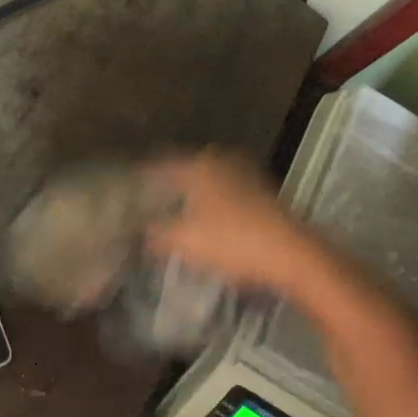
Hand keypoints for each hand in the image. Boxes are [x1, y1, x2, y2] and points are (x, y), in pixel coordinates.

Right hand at [145, 152, 322, 294]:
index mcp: (199, 164)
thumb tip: (138, 232)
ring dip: (191, 195)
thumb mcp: (184, 241)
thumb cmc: (232, 242)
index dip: (141, 180)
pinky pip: (225, 194)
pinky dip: (211, 204)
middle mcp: (222, 161)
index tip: (125, 191)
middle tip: (147, 204)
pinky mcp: (263, 193)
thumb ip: (155, 234)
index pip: (160, 166)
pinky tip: (205, 222)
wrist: (293, 255)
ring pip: (207, 182)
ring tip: (173, 214)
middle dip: (166, 186)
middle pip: (184, 171)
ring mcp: (246, 174)